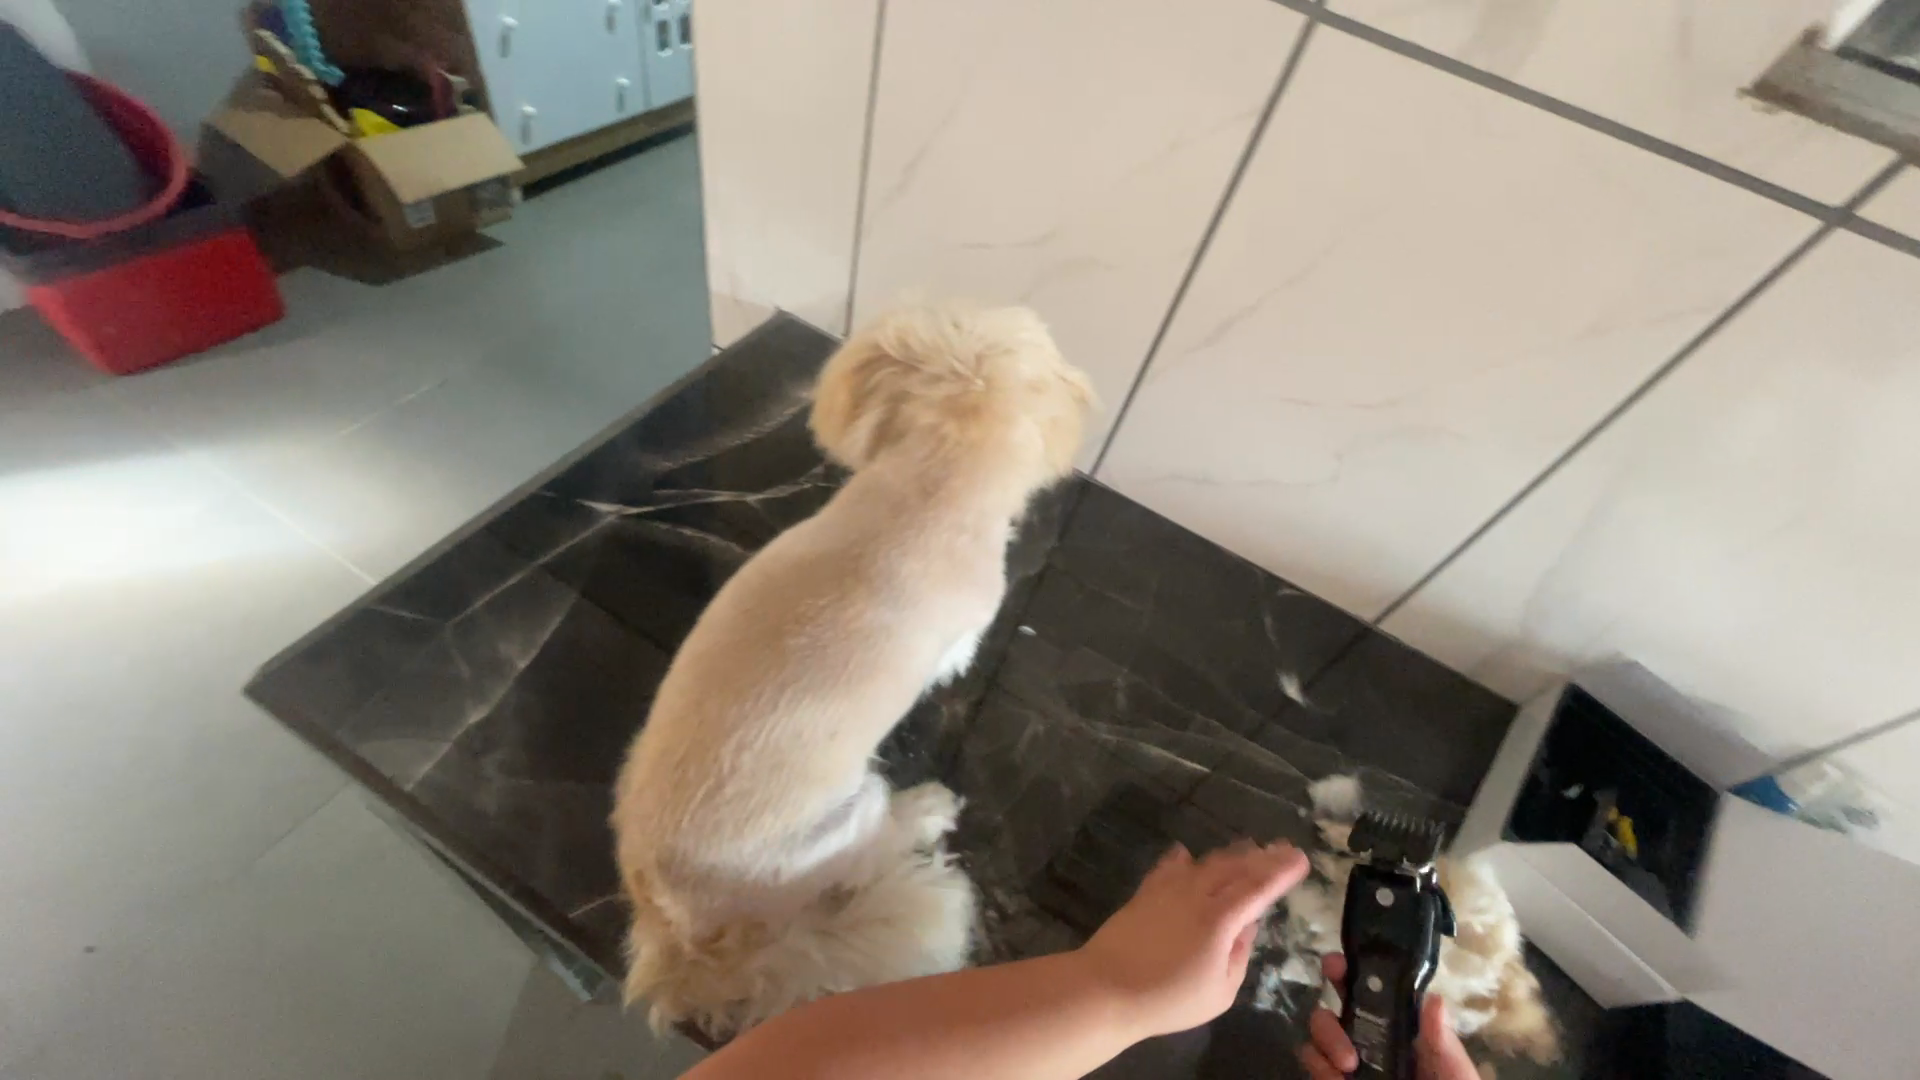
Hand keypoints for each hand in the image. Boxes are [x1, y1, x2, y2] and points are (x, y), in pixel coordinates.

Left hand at [1075, 841, 1308, 1038]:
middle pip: (1233, 867)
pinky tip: (1186, 854)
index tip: (1301, 858)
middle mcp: (1195, 894)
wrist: (1109, 985)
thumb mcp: (1220, 991)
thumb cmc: (1170, 998)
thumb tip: (1248, 924)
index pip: (1257, 888)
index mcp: (1219, 919)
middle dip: (1261, 856)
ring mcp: (1168, 888)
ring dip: (1230, 854)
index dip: (1281, 872)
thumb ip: (1239, 954)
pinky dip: (1184, 858)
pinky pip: (1170, 866)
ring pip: (1205, 862)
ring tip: (1249, 847)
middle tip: (1283, 846)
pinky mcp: (1146, 890)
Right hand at [1299, 954, 1478, 1079]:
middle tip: (1341, 1032)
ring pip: (1316, 1037)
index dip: (1350, 972)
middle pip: (1332, 1010)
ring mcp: (1349, 1069)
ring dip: (1324, 1042)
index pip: (1371, 993)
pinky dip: (1319, 1069)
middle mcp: (1370, 1046)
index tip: (1335, 967)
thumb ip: (1444, 1047)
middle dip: (1328, 1016)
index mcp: (1403, 1035)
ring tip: (1345, 1068)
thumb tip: (1434, 998)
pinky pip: (1313, 1065)